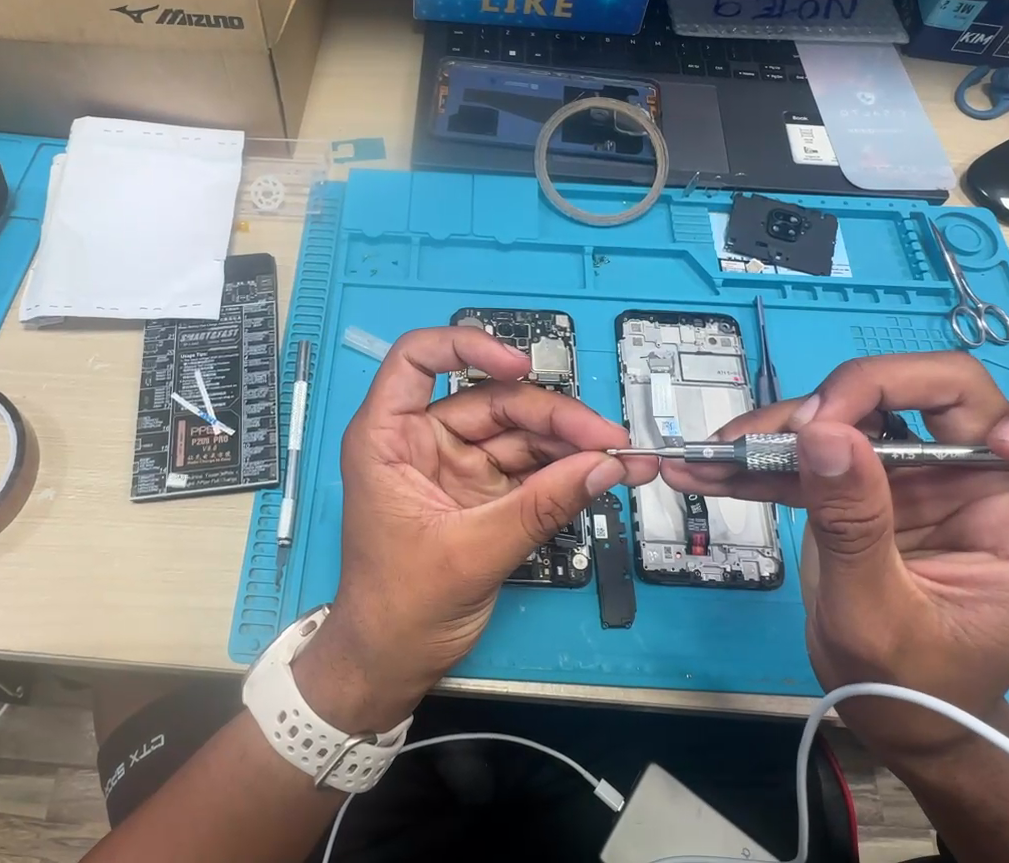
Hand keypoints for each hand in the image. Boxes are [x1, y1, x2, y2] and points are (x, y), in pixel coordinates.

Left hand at [293, 327, 655, 732]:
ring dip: (570, 443)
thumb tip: (603, 466)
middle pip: (491, 401)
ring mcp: (456, 465)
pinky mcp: (483, 493)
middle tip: (607, 438)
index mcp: (388, 437)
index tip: (519, 366)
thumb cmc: (400, 604)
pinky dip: (566, 470)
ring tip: (621, 456)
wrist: (392, 661)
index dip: (467, 347)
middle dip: (551, 417)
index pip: (418, 360)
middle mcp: (422, 440)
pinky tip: (602, 473)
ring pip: (518, 433)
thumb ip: (539, 507)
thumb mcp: (470, 552)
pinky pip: (529, 468)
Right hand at [661, 351, 1008, 758]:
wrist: (880, 707)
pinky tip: (707, 466)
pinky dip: (764, 455)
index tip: (1000, 440)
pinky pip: (821, 447)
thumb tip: (824, 431)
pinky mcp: (870, 482)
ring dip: (796, 419)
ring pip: (875, 405)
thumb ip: (856, 526)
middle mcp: (991, 487)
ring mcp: (926, 478)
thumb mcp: (881, 617)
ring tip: (727, 450)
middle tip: (811, 423)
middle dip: (876, 388)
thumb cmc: (913, 685)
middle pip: (958, 392)